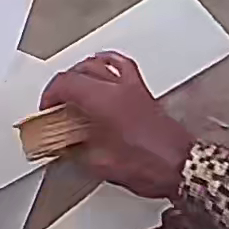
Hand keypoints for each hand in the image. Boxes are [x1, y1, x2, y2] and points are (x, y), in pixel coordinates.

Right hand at [40, 52, 193, 199]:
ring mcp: (132, 87)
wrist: (181, 166)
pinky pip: (122, 65)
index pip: (66, 84)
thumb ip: (76, 152)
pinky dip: (107, 61)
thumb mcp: (102, 164)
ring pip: (98, 64)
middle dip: (61, 86)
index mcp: (104, 101)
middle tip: (56, 105)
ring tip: (72, 88)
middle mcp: (117, 87)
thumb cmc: (150, 164)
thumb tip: (64, 148)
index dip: (50, 95)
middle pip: (79, 72)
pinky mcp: (142, 92)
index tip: (47, 109)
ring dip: (80, 73)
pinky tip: (102, 64)